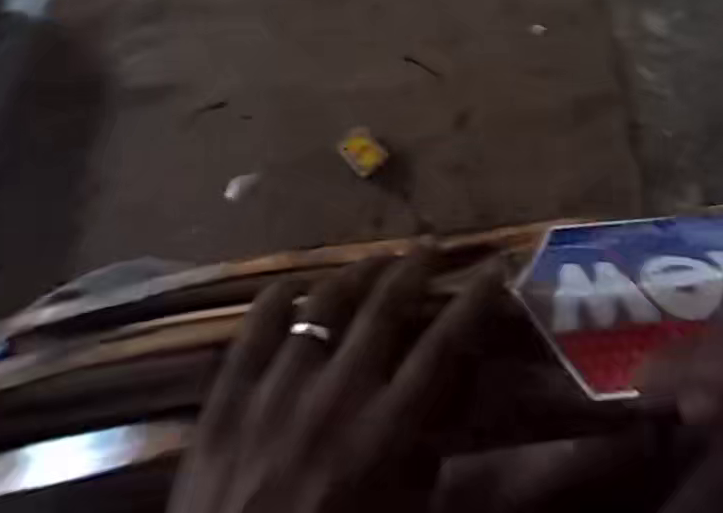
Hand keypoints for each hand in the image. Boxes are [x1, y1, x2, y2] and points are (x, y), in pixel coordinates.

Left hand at [170, 254, 499, 512]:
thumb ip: (448, 475)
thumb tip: (480, 418)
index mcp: (384, 437)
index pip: (443, 348)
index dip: (474, 301)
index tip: (495, 266)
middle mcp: (333, 396)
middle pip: (383, 308)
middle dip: (413, 269)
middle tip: (430, 246)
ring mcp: (274, 389)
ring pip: (321, 302)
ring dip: (355, 273)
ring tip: (375, 260)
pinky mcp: (228, 395)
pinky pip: (256, 324)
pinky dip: (279, 296)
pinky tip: (295, 284)